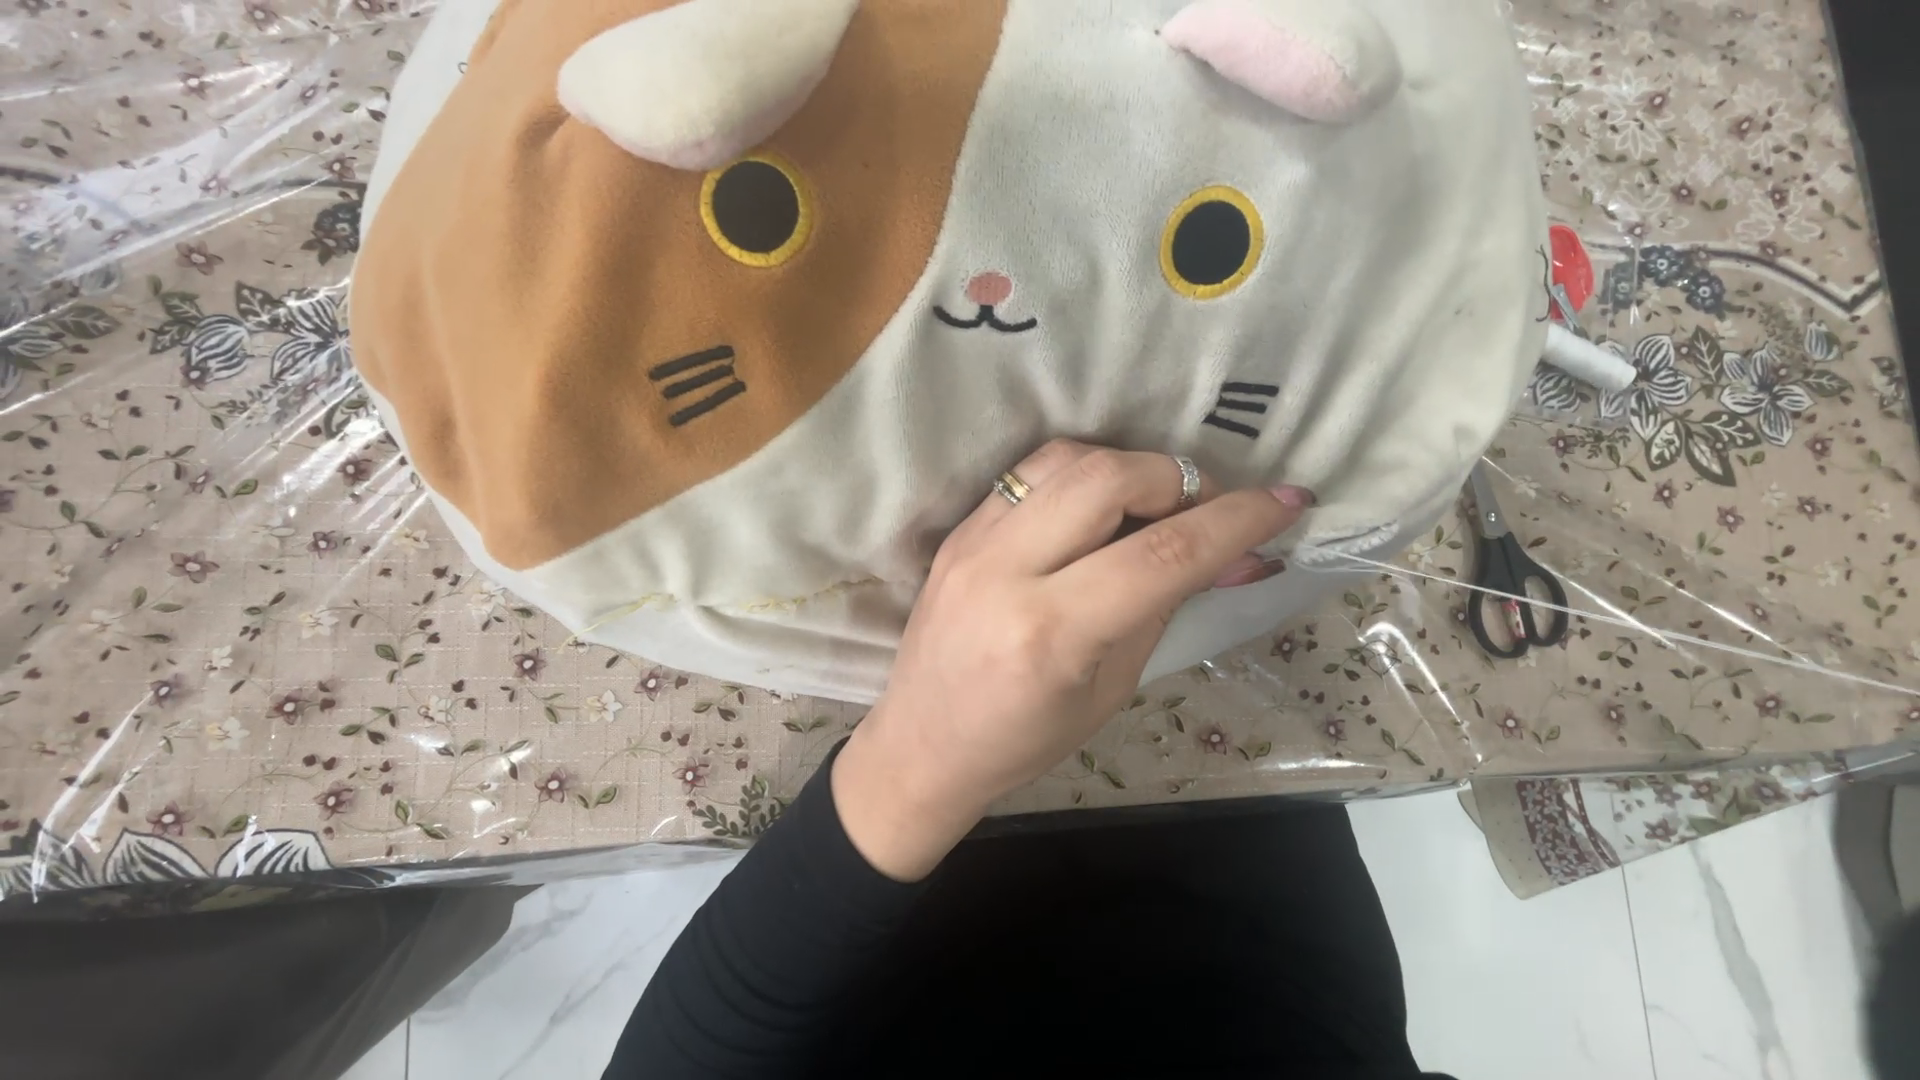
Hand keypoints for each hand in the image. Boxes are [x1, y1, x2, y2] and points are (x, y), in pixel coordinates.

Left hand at [832, 439, 1312, 879]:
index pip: (1161, 554)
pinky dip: (1082, 474)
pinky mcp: (958, 530)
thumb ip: (1164, 606)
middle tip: (1206, 511)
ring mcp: (972, 542)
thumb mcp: (1110, 688)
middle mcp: (1005, 572)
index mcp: (1049, 633)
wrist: (921, 744)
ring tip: (1156, 506)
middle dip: (1178, 479)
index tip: (1288, 501)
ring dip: (1129, 467)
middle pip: (1107, 478)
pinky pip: (1030, 474)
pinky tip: (1103, 506)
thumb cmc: (1022, 741)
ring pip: (1066, 459)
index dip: (1236, 520)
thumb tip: (1231, 553)